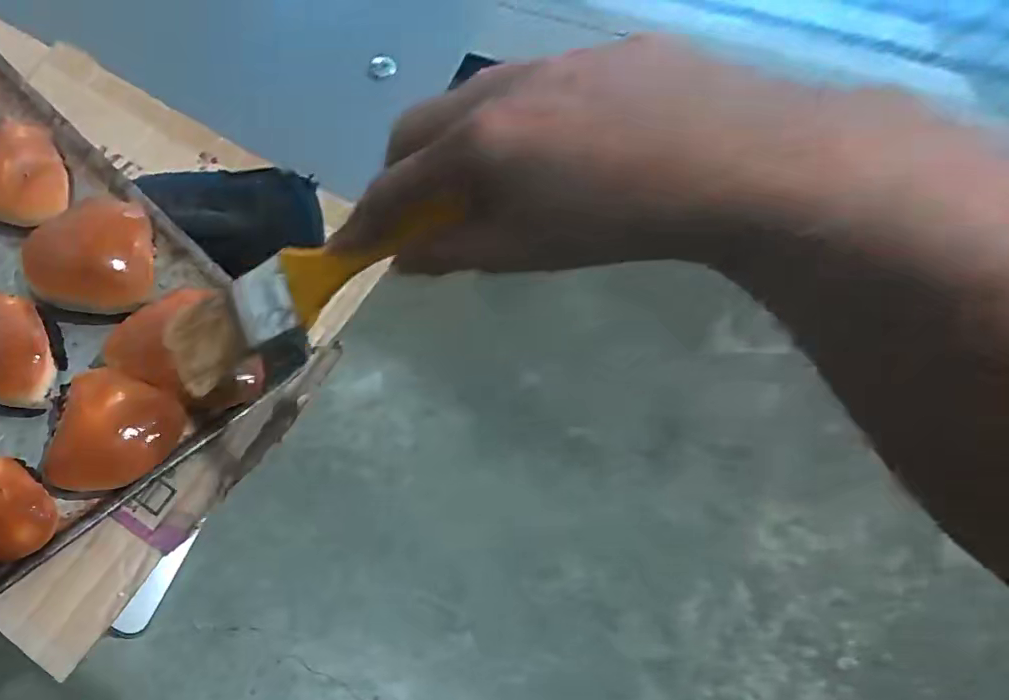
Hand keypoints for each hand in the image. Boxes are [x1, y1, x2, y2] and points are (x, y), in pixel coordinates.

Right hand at [331, 35, 950, 274]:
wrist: (748, 160)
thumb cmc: (608, 221)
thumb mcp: (509, 252)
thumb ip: (442, 252)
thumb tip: (402, 255)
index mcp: (473, 143)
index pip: (391, 187)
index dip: (360, 224)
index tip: (342, 251)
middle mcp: (500, 89)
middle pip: (414, 127)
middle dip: (394, 173)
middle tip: (407, 212)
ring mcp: (555, 62)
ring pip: (467, 97)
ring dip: (446, 141)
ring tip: (471, 177)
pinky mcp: (606, 52)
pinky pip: (527, 83)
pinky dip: (503, 120)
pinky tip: (539, 148)